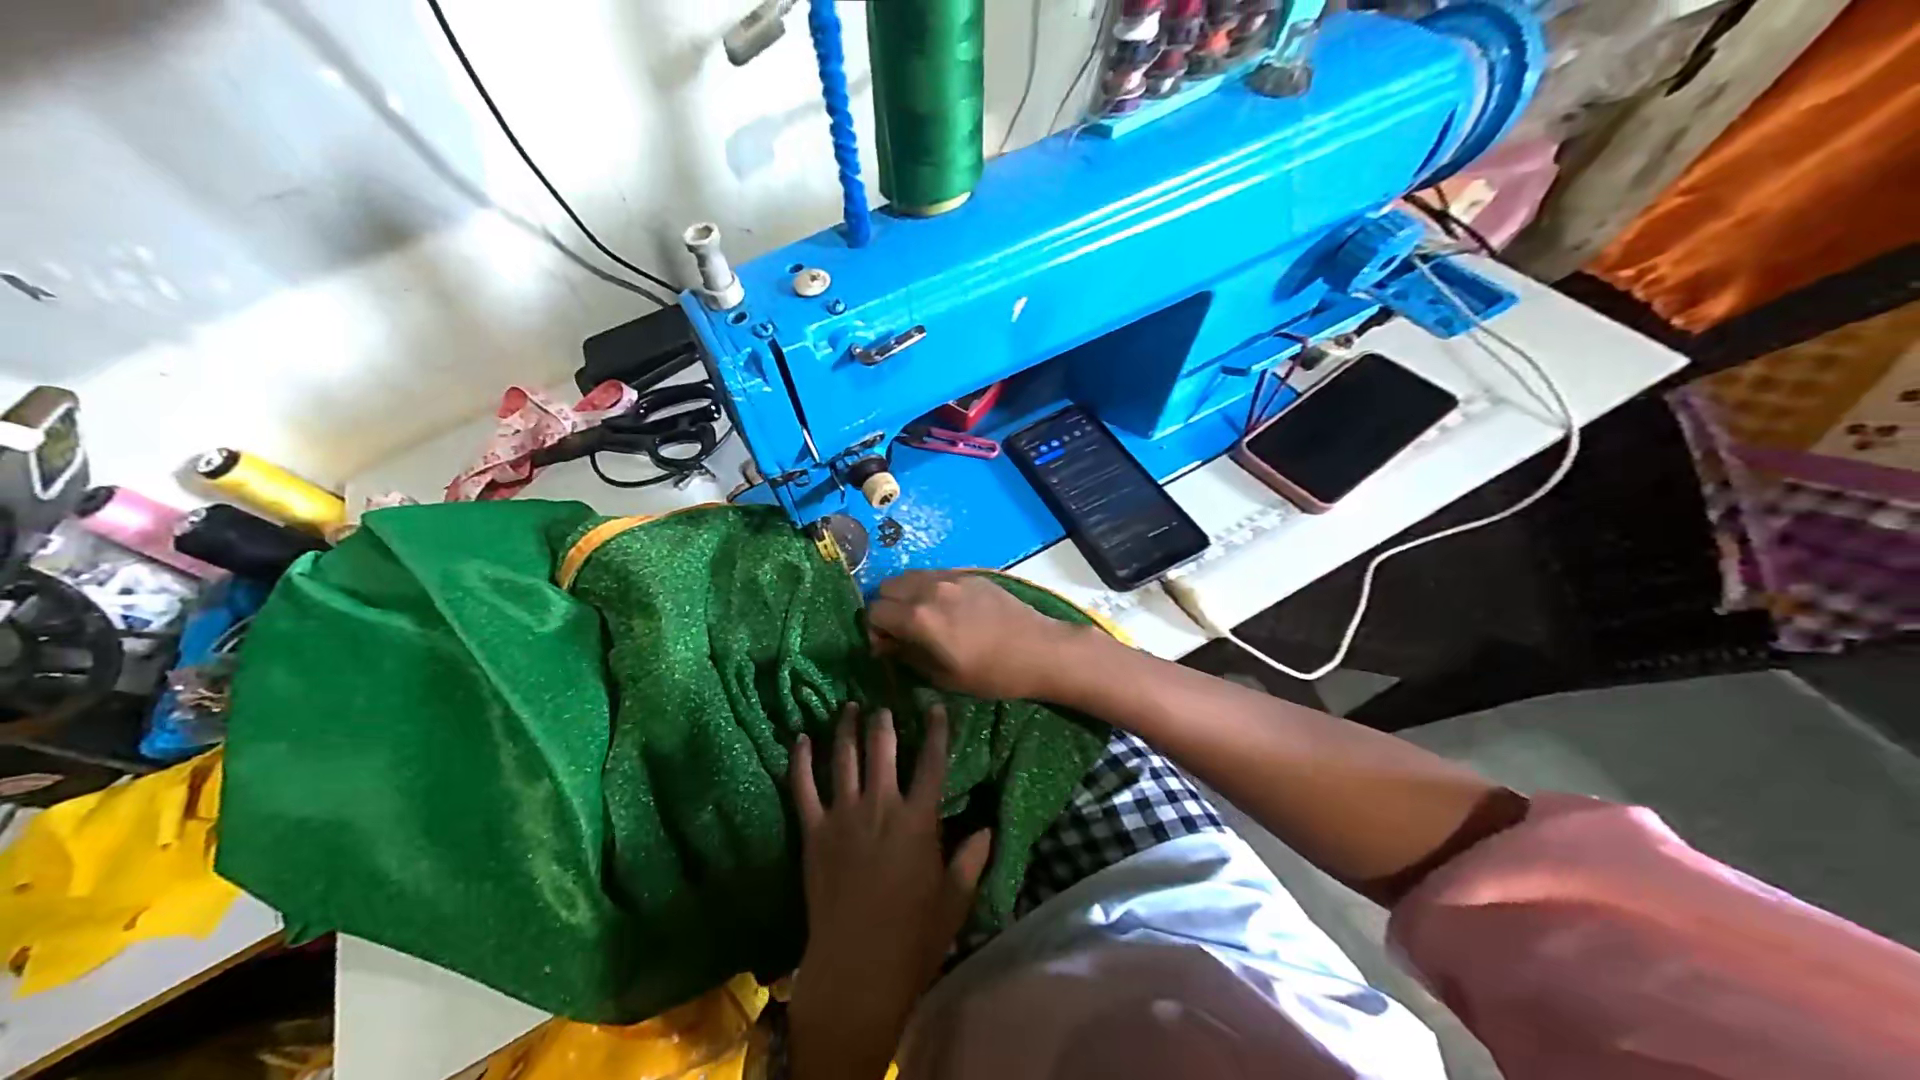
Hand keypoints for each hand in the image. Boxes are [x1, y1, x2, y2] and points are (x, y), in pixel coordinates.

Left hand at [787, 703, 990, 1079]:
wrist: (856, 969)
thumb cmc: (914, 938)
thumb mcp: (955, 900)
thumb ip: (971, 859)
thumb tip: (987, 828)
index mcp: (918, 820)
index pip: (932, 763)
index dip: (937, 731)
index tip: (936, 708)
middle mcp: (881, 807)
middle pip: (884, 749)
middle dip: (885, 721)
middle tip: (884, 702)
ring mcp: (843, 816)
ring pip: (844, 758)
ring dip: (847, 728)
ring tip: (848, 706)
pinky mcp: (813, 832)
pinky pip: (803, 787)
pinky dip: (801, 760)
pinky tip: (801, 738)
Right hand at [868, 571, 1094, 700]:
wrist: (1039, 650)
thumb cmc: (991, 673)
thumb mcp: (943, 676)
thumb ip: (906, 655)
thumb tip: (885, 644)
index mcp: (919, 617)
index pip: (874, 612)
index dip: (875, 631)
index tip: (887, 647)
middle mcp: (929, 589)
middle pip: (886, 588)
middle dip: (886, 608)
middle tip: (902, 631)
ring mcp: (950, 577)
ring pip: (909, 576)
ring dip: (905, 595)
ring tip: (922, 617)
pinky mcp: (969, 573)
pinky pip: (934, 574)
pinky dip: (927, 588)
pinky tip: (946, 608)